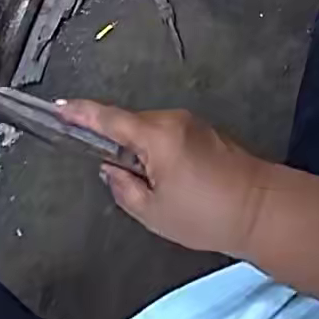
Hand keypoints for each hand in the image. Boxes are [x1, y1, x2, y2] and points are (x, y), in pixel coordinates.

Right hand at [57, 101, 273, 256]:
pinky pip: (166, 133)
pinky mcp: (201, 129)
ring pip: (149, 129)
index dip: (82, 112)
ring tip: (151, 186)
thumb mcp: (154, 212)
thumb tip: (109, 167)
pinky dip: (157, 149)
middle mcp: (170, 118)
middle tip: (116, 175)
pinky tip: (168, 178)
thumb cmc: (203, 213)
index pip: (110, 119)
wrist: (258, 206)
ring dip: (140, 149)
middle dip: (117, 142)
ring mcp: (188, 121)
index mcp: (155, 135)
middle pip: (130, 123)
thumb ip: (123, 187)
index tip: (60, 105)